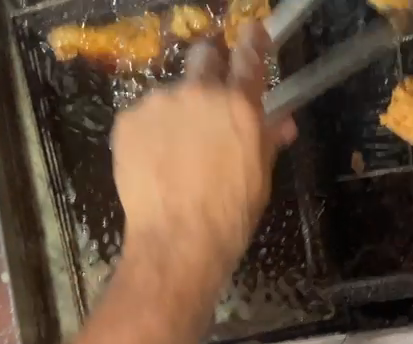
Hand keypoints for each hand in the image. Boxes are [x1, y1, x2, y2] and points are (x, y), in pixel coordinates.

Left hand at [110, 25, 296, 275]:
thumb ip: (267, 143)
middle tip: (211, 101)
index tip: (254, 32)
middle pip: (204, 58)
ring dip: (179, 114)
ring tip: (179, 156)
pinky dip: (153, 135)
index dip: (253, 41)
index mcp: (239, 107)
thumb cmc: (230, 219)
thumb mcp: (259, 182)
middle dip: (210, 70)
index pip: (249, 57)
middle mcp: (199, 93)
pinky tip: (158, 166)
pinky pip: (145, 118)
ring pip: (172, 96)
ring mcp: (160, 103)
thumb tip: (282, 123)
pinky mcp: (129, 120)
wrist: (178, 241)